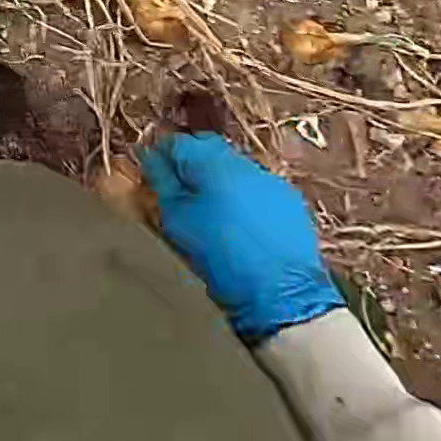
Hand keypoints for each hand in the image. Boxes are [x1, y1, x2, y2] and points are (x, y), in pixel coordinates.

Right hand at [141, 132, 342, 340]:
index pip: (177, 142)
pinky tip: (240, 224)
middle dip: (190, 166)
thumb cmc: (222, 257)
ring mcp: (271, 180)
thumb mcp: (178, 220)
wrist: (284, 298)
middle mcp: (244, 163)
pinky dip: (243, 197)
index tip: (155, 178)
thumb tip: (150, 156)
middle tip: (180, 195)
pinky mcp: (290, 201)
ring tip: (211, 212)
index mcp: (213, 162)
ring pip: (232, 167)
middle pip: (206, 149)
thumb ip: (162, 182)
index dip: (162, 158)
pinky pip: (256, 187)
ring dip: (217, 181)